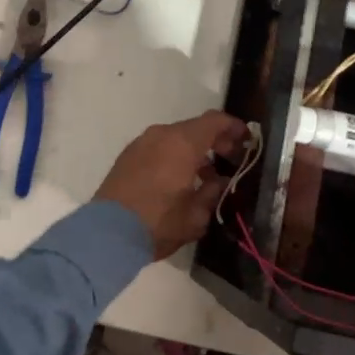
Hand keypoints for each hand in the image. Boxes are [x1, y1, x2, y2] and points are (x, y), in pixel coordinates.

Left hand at [94, 110, 250, 259]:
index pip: (214, 121)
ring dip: (193, 150)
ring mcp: (141, 143)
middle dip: (215, 141)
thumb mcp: (196, 215)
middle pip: (194, 128)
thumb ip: (212, 193)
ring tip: (206, 177)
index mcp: (182, 142)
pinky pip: (158, 147)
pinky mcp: (127, 156)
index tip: (247, 141)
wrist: (107, 233)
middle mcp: (161, 135)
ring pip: (175, 138)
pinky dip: (174, 155)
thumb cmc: (158, 222)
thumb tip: (219, 181)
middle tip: (230, 160)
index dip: (234, 127)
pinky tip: (179, 180)